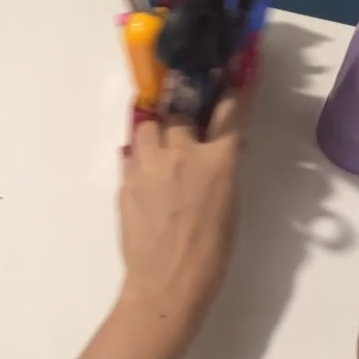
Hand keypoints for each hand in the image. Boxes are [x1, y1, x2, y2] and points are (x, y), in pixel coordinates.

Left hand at [117, 95, 244, 324]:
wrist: (166, 284)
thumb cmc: (210, 255)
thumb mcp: (229, 207)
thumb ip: (221, 171)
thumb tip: (216, 154)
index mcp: (218, 160)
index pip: (229, 110)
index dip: (232, 90)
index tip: (232, 75)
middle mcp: (182, 153)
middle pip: (180, 111)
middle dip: (184, 114)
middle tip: (186, 123)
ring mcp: (149, 165)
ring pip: (148, 124)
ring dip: (156, 128)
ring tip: (160, 144)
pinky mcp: (126, 181)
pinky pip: (131, 154)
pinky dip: (140, 156)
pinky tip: (145, 170)